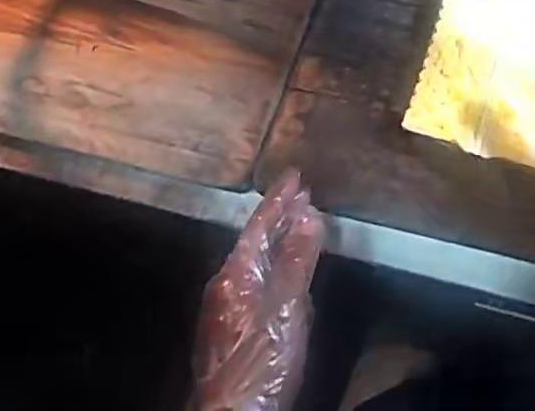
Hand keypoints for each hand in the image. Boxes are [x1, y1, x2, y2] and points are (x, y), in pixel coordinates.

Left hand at [193, 170, 324, 410]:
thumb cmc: (261, 360)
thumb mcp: (287, 307)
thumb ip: (298, 259)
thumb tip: (309, 215)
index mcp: (235, 273)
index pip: (259, 224)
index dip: (279, 199)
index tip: (295, 175)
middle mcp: (226, 284)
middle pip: (256, 241)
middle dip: (281, 218)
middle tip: (304, 196)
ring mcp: (227, 309)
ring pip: (257, 261)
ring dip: (280, 241)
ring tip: (301, 223)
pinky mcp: (232, 331)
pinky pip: (257, 281)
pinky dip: (276, 265)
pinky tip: (290, 270)